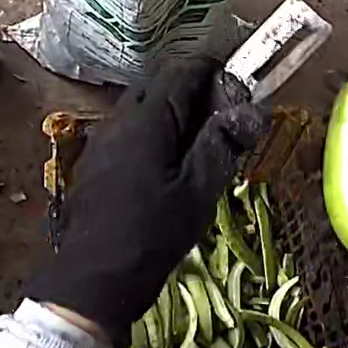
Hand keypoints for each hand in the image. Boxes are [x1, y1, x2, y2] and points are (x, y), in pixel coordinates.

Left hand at [29, 58, 268, 347]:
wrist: (95, 277)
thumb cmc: (153, 233)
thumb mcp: (198, 190)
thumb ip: (222, 143)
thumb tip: (253, 109)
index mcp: (148, 121)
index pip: (182, 71)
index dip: (213, 70)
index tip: (238, 85)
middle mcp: (120, 120)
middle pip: (159, 85)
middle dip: (193, 90)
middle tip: (224, 115)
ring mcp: (102, 141)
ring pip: (142, 108)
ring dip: (173, 112)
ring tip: (201, 142)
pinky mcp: (95, 163)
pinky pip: (129, 131)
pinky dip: (155, 132)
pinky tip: (169, 164)